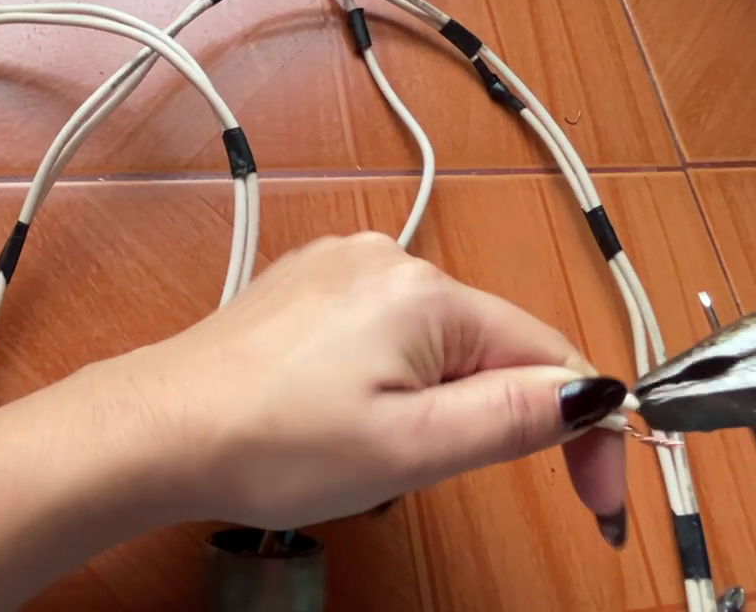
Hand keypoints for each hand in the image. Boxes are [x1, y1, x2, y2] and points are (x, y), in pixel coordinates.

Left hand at [76, 231, 628, 540]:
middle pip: (487, 341)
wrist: (163, 425)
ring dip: (435, 398)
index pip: (547, 351)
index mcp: (422, 289)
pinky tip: (342, 405)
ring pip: (435, 340)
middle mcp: (385, 255)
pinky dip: (391, 373)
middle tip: (436, 471)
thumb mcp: (411, 448)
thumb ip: (511, 415)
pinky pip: (384, 327)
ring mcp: (341, 262)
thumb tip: (588, 391)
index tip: (592, 501)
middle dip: (489, 413)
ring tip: (371, 441)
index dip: (583, 427)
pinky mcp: (311, 280)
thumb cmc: (273, 442)